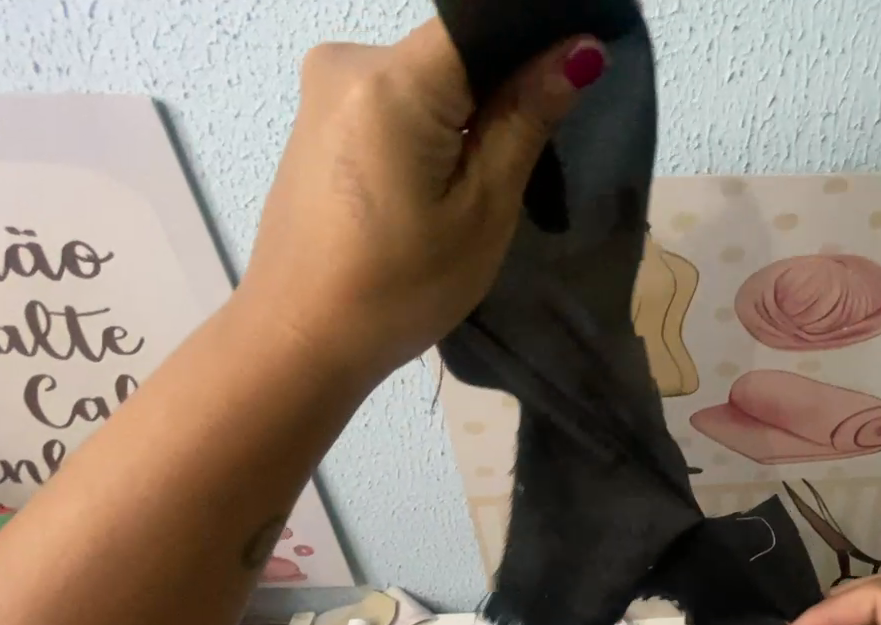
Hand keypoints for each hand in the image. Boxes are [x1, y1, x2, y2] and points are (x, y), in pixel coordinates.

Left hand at [230, 19, 605, 378]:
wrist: (304, 338)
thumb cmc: (402, 287)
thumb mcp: (482, 212)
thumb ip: (524, 122)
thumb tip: (576, 51)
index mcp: (391, 80)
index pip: (478, 25)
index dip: (533, 48)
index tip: (570, 87)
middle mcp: (348, 60)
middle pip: (453, 56)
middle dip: (499, 98)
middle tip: (522, 172)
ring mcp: (326, 89)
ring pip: (426, 83)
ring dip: (464, 122)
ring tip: (473, 195)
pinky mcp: (321, 121)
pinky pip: (396, 105)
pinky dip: (430, 134)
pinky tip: (432, 193)